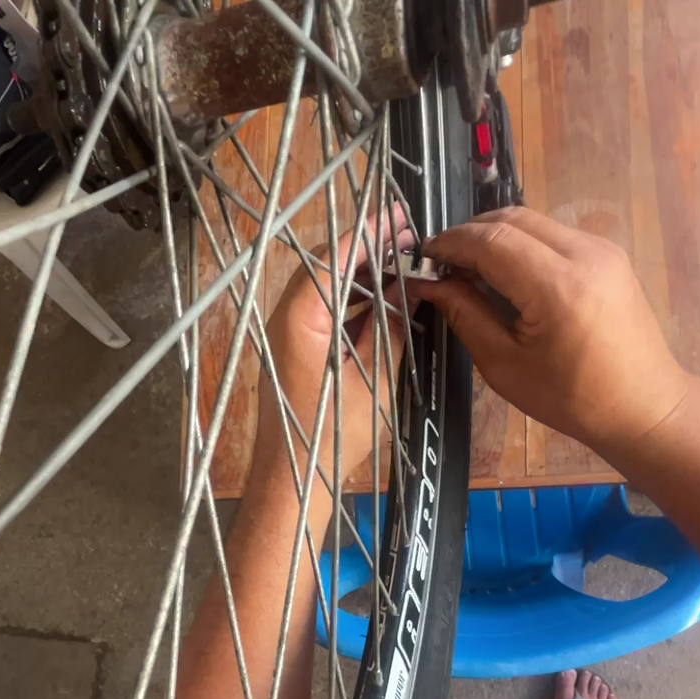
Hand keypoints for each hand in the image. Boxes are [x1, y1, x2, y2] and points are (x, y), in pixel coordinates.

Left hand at [253, 216, 410, 487]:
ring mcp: (287, 337)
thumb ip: (393, 329)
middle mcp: (286, 320)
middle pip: (326, 268)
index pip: (333, 257)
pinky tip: (384, 304)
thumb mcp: (374, 381)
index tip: (402, 216)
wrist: (294, 481)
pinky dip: (352, 306)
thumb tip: (413, 289)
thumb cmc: (333, 437)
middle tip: (411, 240)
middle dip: (368, 251)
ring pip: (325, 291)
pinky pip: (324, 316)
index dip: (369, 233)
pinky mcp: (294, 354)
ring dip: (362, 279)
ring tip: (405, 268)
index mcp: (300, 319)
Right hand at [405, 207, 690, 454]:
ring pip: (533, 222)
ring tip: (467, 269)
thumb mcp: (504, 365)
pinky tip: (503, 274)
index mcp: (557, 286)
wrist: (641, 406)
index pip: (492, 241)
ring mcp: (602, 249)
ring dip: (494, 237)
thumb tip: (430, 284)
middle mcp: (584, 253)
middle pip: (512, 219)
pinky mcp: (608, 254)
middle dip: (469, 234)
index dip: (451, 243)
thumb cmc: (568, 399)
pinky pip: (553, 235)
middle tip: (440, 263)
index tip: (422, 258)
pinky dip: (520, 244)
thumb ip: (466, 315)